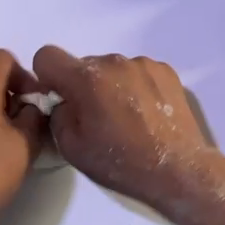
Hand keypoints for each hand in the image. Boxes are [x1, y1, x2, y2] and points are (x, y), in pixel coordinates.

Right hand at [31, 46, 217, 206]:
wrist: (177, 169)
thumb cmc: (121, 162)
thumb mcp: (71, 147)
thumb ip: (57, 115)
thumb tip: (62, 102)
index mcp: (85, 78)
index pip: (47, 55)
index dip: (47, 76)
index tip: (60, 98)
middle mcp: (112, 62)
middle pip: (82, 64)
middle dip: (82, 86)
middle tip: (97, 117)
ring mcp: (141, 63)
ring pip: (111, 69)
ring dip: (110, 86)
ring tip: (126, 117)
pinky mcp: (164, 70)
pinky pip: (136, 71)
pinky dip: (135, 86)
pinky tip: (145, 112)